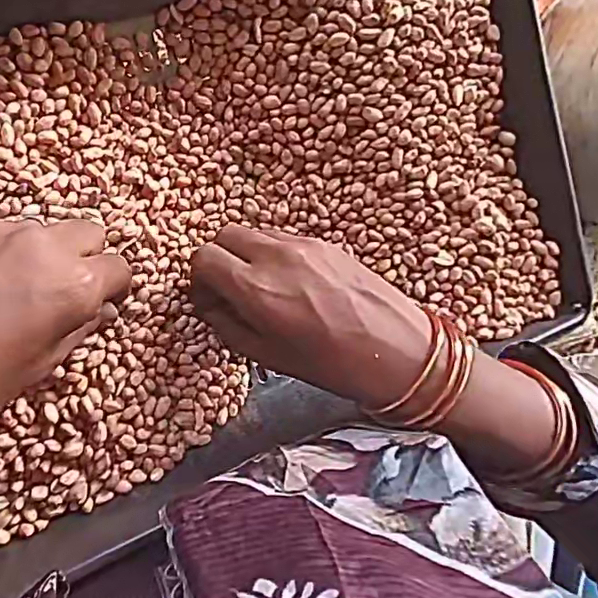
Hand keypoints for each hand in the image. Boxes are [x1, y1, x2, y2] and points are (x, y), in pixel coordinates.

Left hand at [0, 220, 131, 441]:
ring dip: (40, 252)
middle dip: (84, 257)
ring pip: (40, 229)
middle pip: (87, 231)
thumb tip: (95, 306)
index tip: (104, 297)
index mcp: (71, 284)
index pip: (118, 266)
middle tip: (64, 288)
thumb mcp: (40, 365)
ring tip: (12, 290)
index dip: (114, 285)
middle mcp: (39, 245)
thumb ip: (79, 325)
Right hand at [189, 225, 432, 407]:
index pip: (204, 257)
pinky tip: (291, 283)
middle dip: (219, 259)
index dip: (198, 277)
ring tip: (262, 286)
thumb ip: (227, 325)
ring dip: (246, 254)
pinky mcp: (325, 243)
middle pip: (225, 235)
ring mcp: (303, 245)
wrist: (398, 351)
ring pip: (255, 233)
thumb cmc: (331, 364)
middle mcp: (275, 257)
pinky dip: (273, 254)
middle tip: (228, 288)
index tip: (208, 296)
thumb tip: (210, 306)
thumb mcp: (267, 356)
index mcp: (255, 288)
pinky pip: (284, 238)